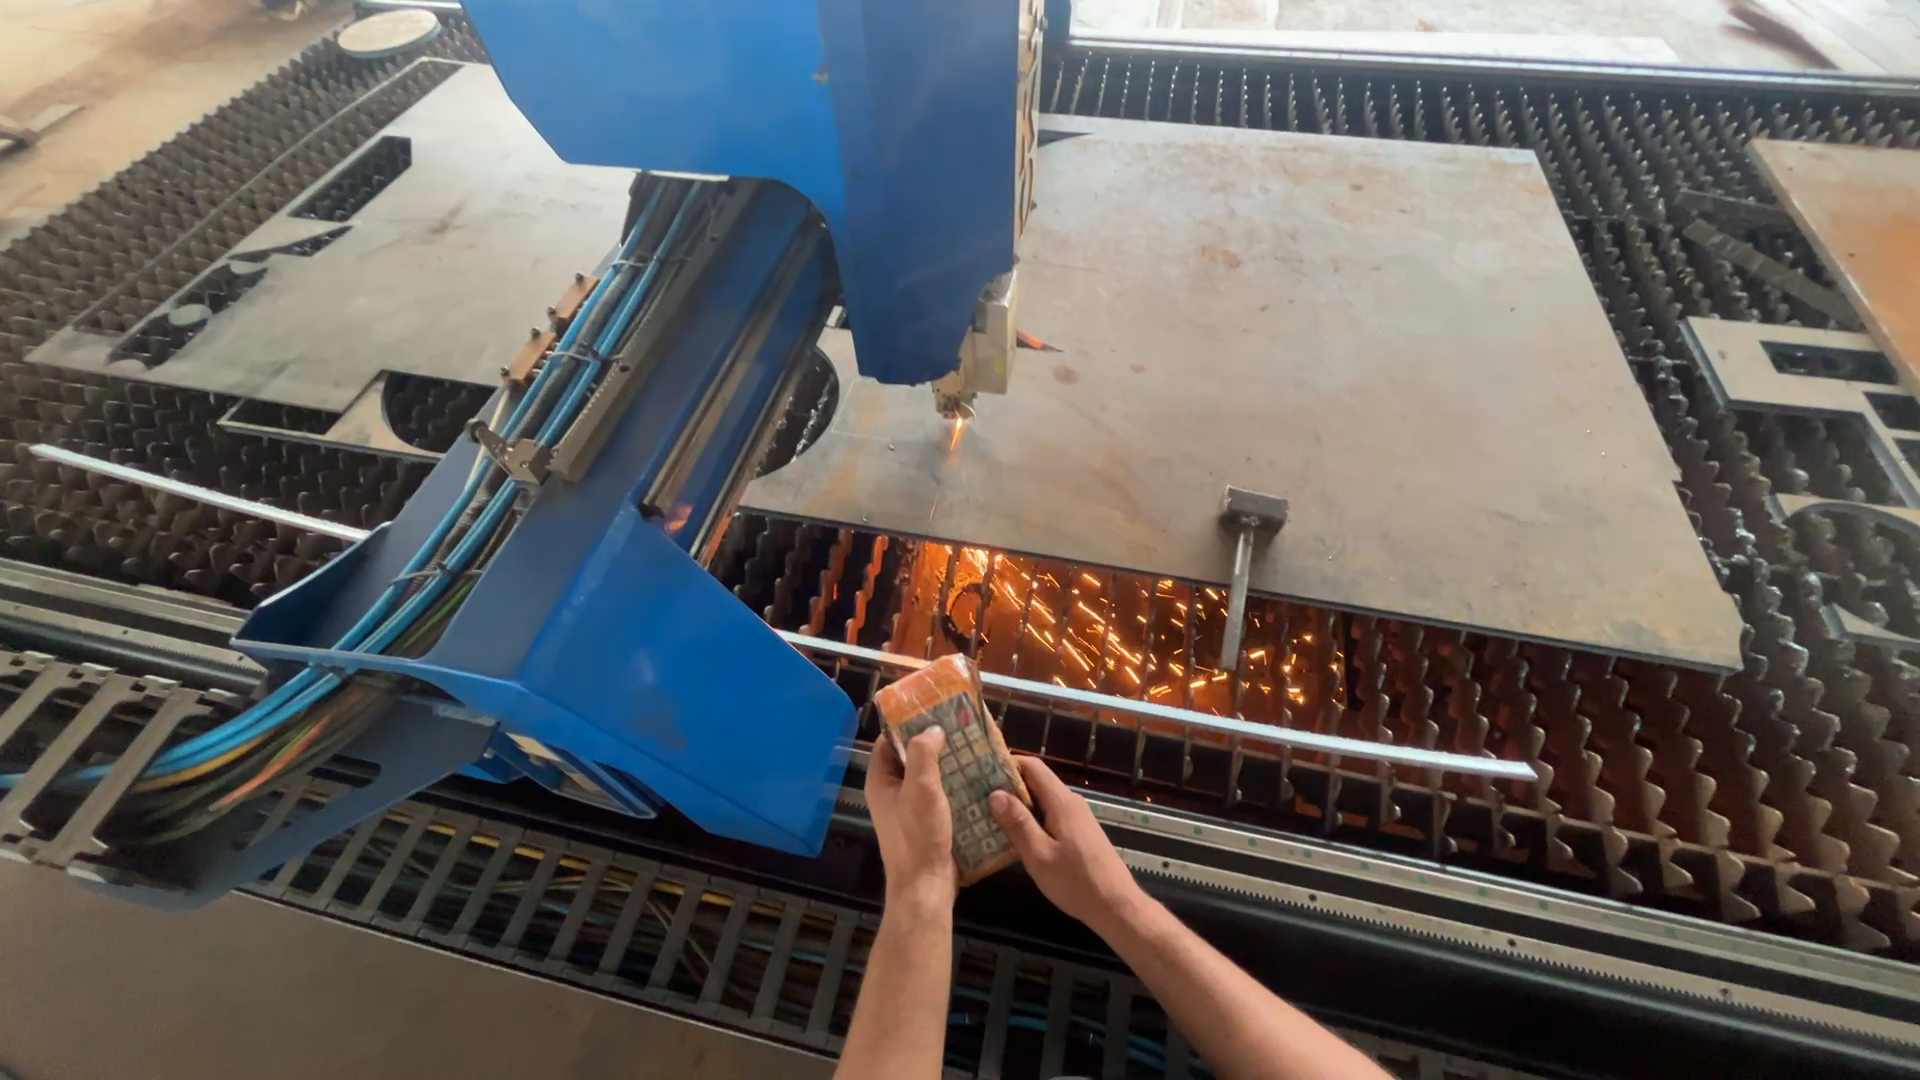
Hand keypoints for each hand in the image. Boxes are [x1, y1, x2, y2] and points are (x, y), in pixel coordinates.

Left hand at [865, 728, 958, 908]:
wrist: (927, 887)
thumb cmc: (918, 835)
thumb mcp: (921, 788)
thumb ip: (923, 753)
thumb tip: (933, 728)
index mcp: (880, 782)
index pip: (888, 742)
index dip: (906, 725)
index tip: (931, 710)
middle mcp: (892, 792)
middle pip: (910, 757)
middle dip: (933, 741)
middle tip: (959, 725)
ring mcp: (910, 809)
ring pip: (928, 776)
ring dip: (948, 763)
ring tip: (972, 746)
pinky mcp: (928, 823)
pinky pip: (940, 795)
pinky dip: (955, 784)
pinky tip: (976, 776)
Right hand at [989, 755, 1142, 932]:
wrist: (1117, 906)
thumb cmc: (1076, 882)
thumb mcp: (1039, 856)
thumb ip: (1018, 823)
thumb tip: (995, 794)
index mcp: (1061, 802)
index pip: (1033, 766)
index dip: (1008, 764)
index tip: (983, 774)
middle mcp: (1071, 802)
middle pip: (1037, 781)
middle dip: (1009, 786)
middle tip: (980, 797)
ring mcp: (1077, 817)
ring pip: (1043, 799)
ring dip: (1019, 804)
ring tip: (991, 815)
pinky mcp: (1079, 832)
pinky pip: (1050, 814)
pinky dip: (1032, 818)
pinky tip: (1016, 836)